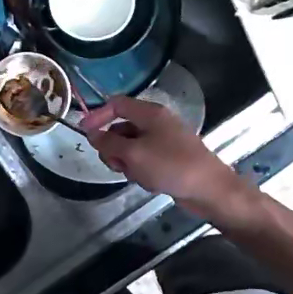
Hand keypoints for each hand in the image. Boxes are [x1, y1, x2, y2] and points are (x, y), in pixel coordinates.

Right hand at [81, 97, 245, 215]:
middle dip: (114, 148)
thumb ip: (109, 142)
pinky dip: (141, 171)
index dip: (98, 115)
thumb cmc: (171, 165)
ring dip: (128, 163)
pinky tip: (151, 183)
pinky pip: (143, 161)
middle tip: (117, 164)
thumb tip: (92, 133)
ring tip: (139, 176)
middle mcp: (156, 123)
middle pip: (121, 129)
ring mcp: (163, 141)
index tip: (83, 132)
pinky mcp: (168, 158)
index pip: (117, 104)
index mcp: (150, 113)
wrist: (209, 189)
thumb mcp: (134, 153)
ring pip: (130, 148)